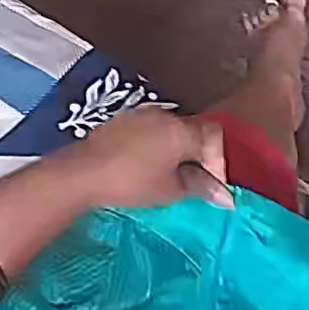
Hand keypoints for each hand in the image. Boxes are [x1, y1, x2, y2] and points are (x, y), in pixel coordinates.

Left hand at [49, 107, 226, 210]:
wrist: (82, 171)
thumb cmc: (131, 181)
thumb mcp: (171, 189)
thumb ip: (201, 186)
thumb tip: (226, 196)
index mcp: (180, 128)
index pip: (214, 135)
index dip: (219, 160)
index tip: (212, 185)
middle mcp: (162, 115)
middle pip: (192, 129)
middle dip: (199, 155)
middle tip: (195, 181)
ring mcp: (138, 114)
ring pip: (169, 128)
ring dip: (176, 149)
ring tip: (170, 175)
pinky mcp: (119, 120)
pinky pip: (148, 129)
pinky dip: (156, 144)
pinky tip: (147, 164)